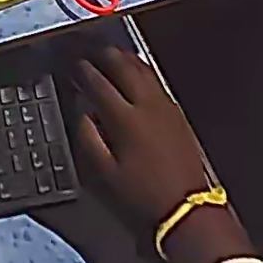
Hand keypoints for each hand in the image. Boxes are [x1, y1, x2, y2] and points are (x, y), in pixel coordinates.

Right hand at [73, 47, 213, 227]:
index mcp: (124, 119)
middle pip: (122, 67)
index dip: (82, 71)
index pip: (98, 83)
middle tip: (90, 50)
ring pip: (142, 70)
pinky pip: (156, 81)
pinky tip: (137, 70)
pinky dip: (142, 69)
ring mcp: (165, 108)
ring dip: (124, 58)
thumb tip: (81, 113)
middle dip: (103, 55)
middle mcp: (146, 106)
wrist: (190, 213)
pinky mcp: (177, 114)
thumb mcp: (105, 173)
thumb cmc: (144, 195)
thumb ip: (88, 137)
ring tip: (112, 52)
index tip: (73, 66)